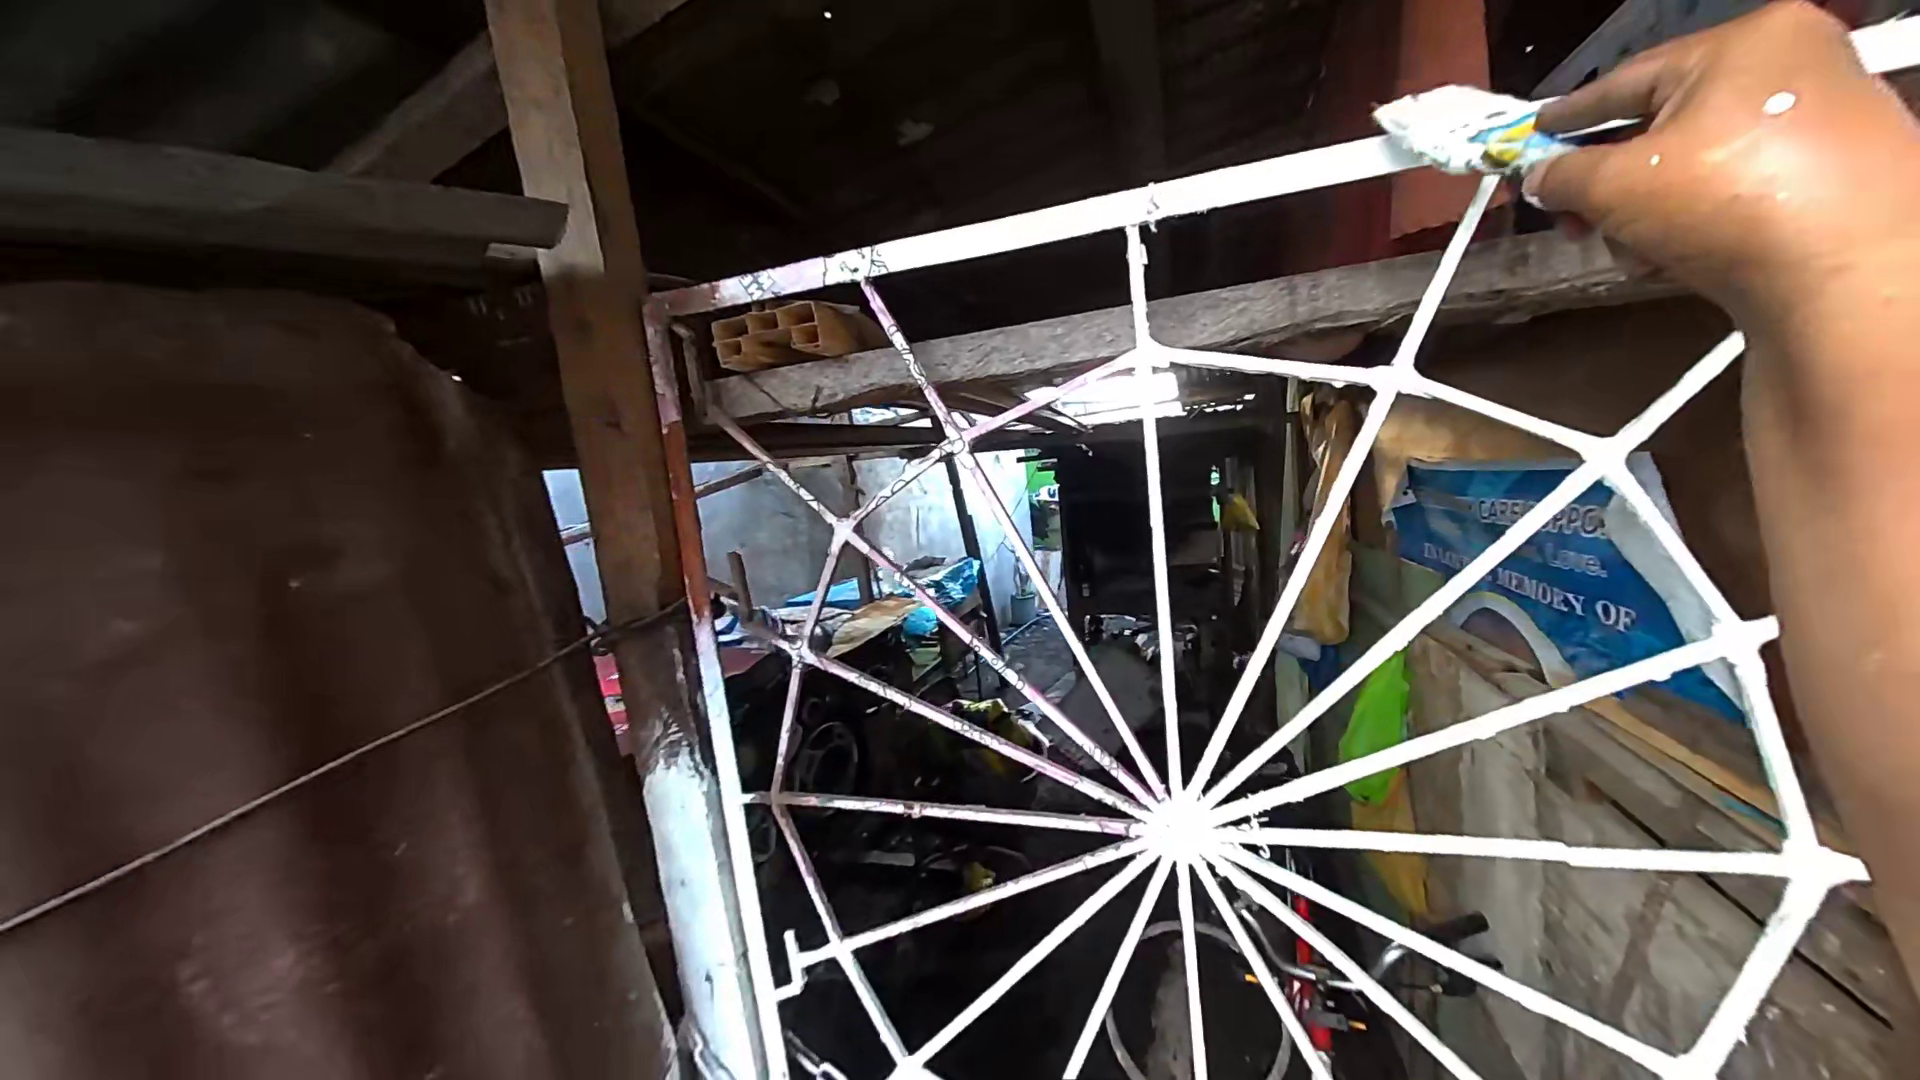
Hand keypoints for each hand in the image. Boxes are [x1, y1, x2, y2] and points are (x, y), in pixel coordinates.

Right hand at [1524, 1, 1919, 328]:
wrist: (1836, 258)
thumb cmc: (1718, 199)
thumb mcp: (1611, 185)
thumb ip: (1560, 175)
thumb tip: (1537, 176)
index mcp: (1740, 46)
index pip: (1621, 81)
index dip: (1564, 115)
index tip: (1527, 134)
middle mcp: (1782, 65)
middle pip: (1648, 128)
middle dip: (1600, 184)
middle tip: (1570, 219)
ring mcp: (1804, 113)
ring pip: (1674, 164)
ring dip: (1632, 212)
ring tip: (1629, 247)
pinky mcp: (1811, 163)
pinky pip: (1714, 184)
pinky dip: (1675, 219)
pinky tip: (1666, 252)